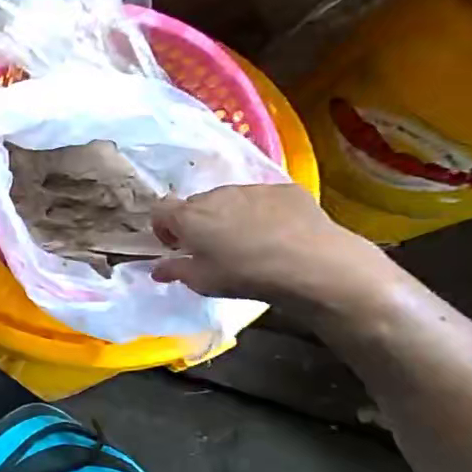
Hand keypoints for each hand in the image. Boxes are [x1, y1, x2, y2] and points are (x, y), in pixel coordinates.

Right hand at [146, 184, 400, 316]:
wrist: (313, 264)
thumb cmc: (245, 274)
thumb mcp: (203, 282)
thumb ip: (175, 271)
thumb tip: (158, 269)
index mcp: (189, 216)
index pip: (160, 209)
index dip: (163, 227)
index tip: (176, 246)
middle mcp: (216, 195)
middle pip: (196, 204)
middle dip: (197, 223)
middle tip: (212, 248)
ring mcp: (252, 189)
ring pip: (229, 199)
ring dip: (229, 216)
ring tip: (248, 242)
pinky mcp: (285, 189)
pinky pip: (263, 199)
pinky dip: (262, 212)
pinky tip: (278, 234)